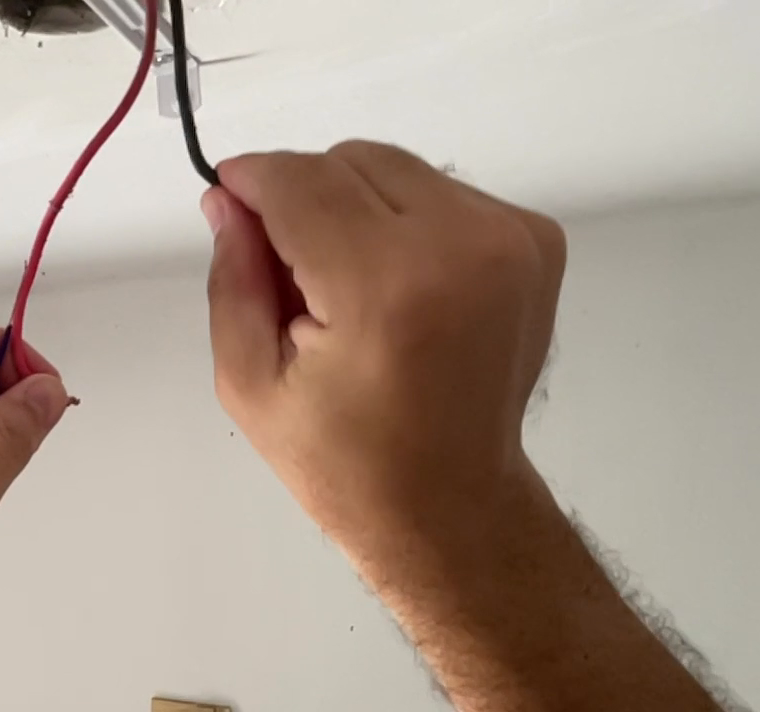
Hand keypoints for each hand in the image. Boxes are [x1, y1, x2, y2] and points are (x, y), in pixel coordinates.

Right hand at [202, 141, 566, 568]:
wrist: (446, 502)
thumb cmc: (336, 460)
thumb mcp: (249, 385)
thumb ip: (233, 283)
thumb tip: (225, 202)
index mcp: (385, 290)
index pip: (302, 184)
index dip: (250, 180)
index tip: (223, 197)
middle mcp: (463, 243)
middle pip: (348, 161)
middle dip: (298, 200)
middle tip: (284, 279)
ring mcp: (511, 236)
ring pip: (393, 169)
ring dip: (347, 208)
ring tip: (339, 291)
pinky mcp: (535, 239)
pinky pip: (437, 192)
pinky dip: (396, 222)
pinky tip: (387, 291)